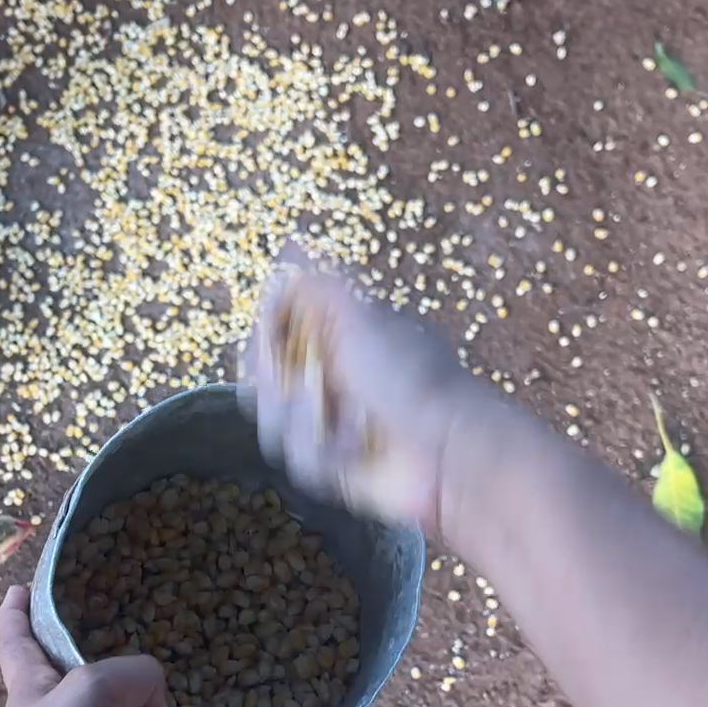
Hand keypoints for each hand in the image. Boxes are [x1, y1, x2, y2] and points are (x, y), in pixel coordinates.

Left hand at [0, 586, 256, 706]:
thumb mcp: (88, 692)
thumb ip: (133, 675)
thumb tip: (161, 703)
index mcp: (38, 689)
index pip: (19, 639)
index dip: (17, 610)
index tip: (24, 584)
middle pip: (97, 680)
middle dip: (125, 659)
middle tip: (166, 628)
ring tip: (224, 699)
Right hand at [245, 247, 493, 534]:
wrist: (444, 449)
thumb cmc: (409, 377)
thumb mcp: (363, 315)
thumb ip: (320, 282)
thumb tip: (289, 241)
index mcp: (335, 338)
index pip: (270, 335)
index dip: (263, 345)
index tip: (271, 349)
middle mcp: (327, 378)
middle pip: (263, 382)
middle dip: (281, 391)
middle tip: (315, 394)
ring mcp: (328, 423)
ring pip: (274, 424)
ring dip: (306, 426)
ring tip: (347, 427)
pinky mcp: (331, 464)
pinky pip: (297, 460)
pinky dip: (324, 456)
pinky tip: (354, 452)